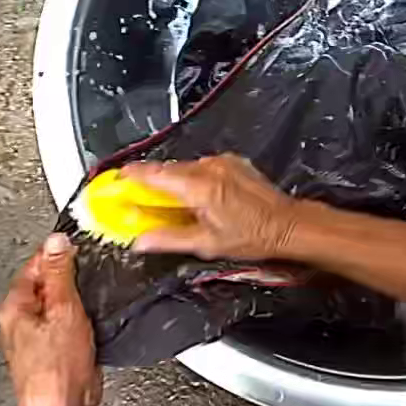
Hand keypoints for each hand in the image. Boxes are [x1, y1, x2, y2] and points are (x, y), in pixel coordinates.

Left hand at [0, 233, 100, 405]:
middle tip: (87, 285)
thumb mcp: (65, 309)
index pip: (37, 262)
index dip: (61, 254)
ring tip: (87, 311)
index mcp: (14, 306)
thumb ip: (61, 272)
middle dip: (71, 280)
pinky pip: (66, 323)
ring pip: (59, 304)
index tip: (80, 250)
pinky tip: (89, 328)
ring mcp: (34, 338)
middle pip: (48, 282)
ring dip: (76, 303)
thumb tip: (56, 242)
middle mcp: (18, 321)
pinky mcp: (51, 351)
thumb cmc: (56, 374)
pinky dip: (79, 320)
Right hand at [118, 154, 302, 260]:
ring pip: (186, 167)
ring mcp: (223, 162)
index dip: (133, 174)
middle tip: (136, 192)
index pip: (156, 174)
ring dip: (174, 179)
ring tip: (169, 199)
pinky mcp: (233, 161)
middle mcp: (210, 168)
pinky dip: (193, 176)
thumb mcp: (207, 244)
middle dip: (151, 179)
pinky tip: (196, 193)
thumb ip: (169, 239)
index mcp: (200, 186)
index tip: (117, 178)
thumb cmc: (250, 237)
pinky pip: (204, 166)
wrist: (287, 223)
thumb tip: (139, 241)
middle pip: (169, 169)